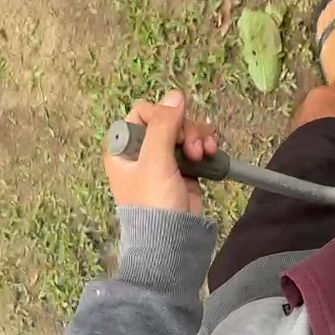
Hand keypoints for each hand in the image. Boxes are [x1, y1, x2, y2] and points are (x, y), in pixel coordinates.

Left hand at [103, 91, 218, 214]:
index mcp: (123, 147)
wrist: (171, 239)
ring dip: (198, 138)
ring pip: (184, 132)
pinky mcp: (183, 169)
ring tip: (205, 153)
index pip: (143, 113)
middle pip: (168, 120)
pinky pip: (195, 147)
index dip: (163, 117)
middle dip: (186, 130)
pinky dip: (205, 147)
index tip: (174, 131)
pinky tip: (212, 154)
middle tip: (193, 148)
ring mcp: (163, 160)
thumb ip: (163, 125)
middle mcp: (141, 151)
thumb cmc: (154, 202)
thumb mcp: (155, 161)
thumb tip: (175, 95)